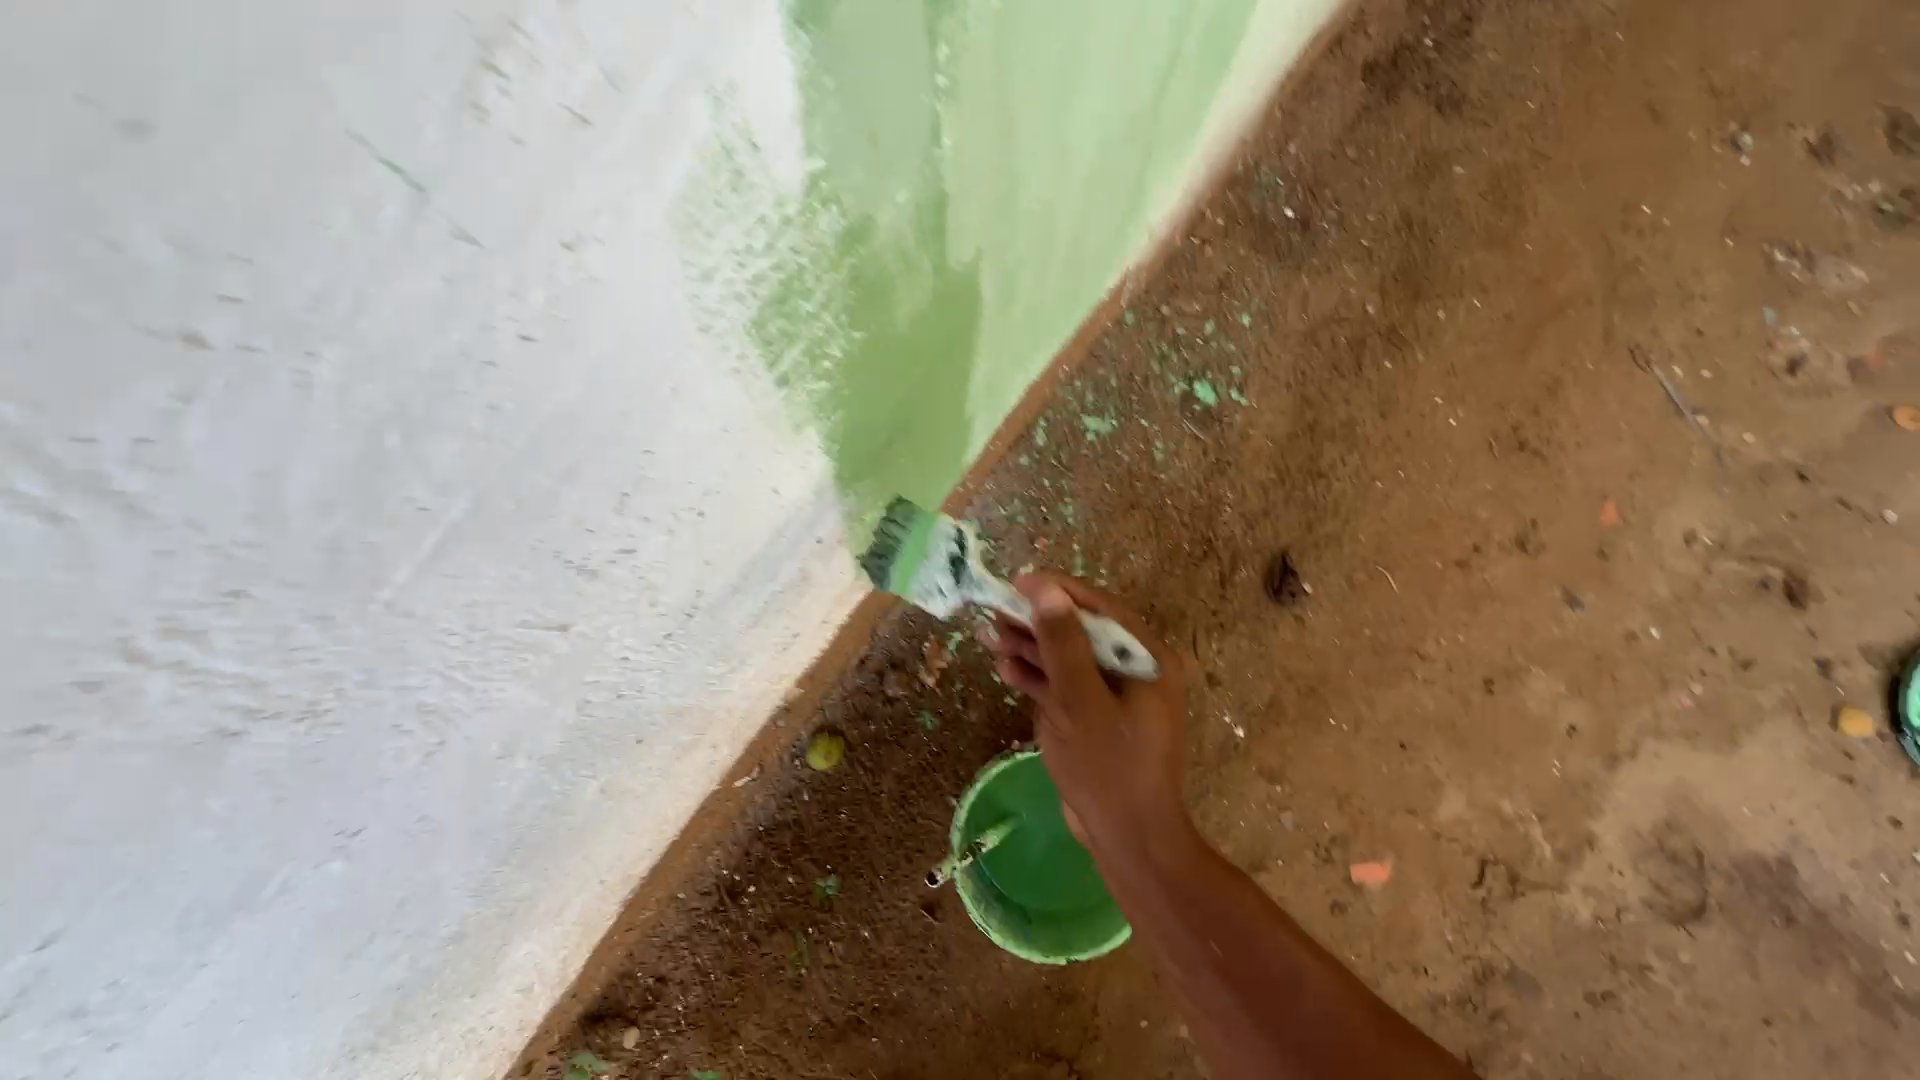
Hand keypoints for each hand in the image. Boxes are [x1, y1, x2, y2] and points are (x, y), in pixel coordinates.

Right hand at [980, 573, 1188, 854]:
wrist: (1128, 838)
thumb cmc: (1109, 767)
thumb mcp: (1080, 700)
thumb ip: (1063, 643)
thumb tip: (1046, 589)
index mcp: (1148, 658)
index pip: (1099, 608)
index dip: (1057, 592)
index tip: (1016, 583)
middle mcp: (1136, 670)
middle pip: (1081, 632)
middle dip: (1037, 622)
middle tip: (995, 613)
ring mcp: (1116, 696)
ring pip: (1070, 659)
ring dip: (1032, 648)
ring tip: (990, 637)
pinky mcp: (1098, 719)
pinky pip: (1067, 687)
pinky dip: (1040, 678)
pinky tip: (1007, 669)